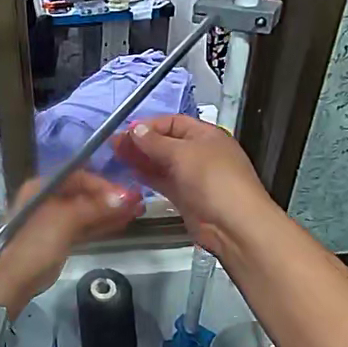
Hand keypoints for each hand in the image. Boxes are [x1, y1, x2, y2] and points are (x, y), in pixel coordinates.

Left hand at [0, 171, 142, 307]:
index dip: (104, 184)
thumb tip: (126, 197)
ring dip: (109, 211)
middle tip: (138, 203)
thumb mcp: (64, 221)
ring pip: (85, 211)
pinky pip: (82, 226)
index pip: (79, 176)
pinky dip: (100, 225)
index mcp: (41, 188)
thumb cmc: (34, 246)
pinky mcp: (56, 240)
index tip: (127, 195)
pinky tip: (120, 224)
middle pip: (83, 193)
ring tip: (136, 213)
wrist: (9, 283)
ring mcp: (51, 220)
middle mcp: (46, 199)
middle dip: (110, 198)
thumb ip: (95, 207)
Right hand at [112, 114, 274, 256]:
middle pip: (166, 142)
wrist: (233, 224)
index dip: (149, 125)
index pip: (173, 122)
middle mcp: (199, 153)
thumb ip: (155, 141)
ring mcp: (192, 176)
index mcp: (206, 135)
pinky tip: (129, 174)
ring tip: (115, 158)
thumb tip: (135, 129)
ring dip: (141, 159)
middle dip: (141, 142)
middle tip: (114, 145)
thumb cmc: (213, 181)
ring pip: (162, 163)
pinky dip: (147, 177)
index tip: (125, 130)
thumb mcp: (182, 153)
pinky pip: (162, 182)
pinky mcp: (185, 197)